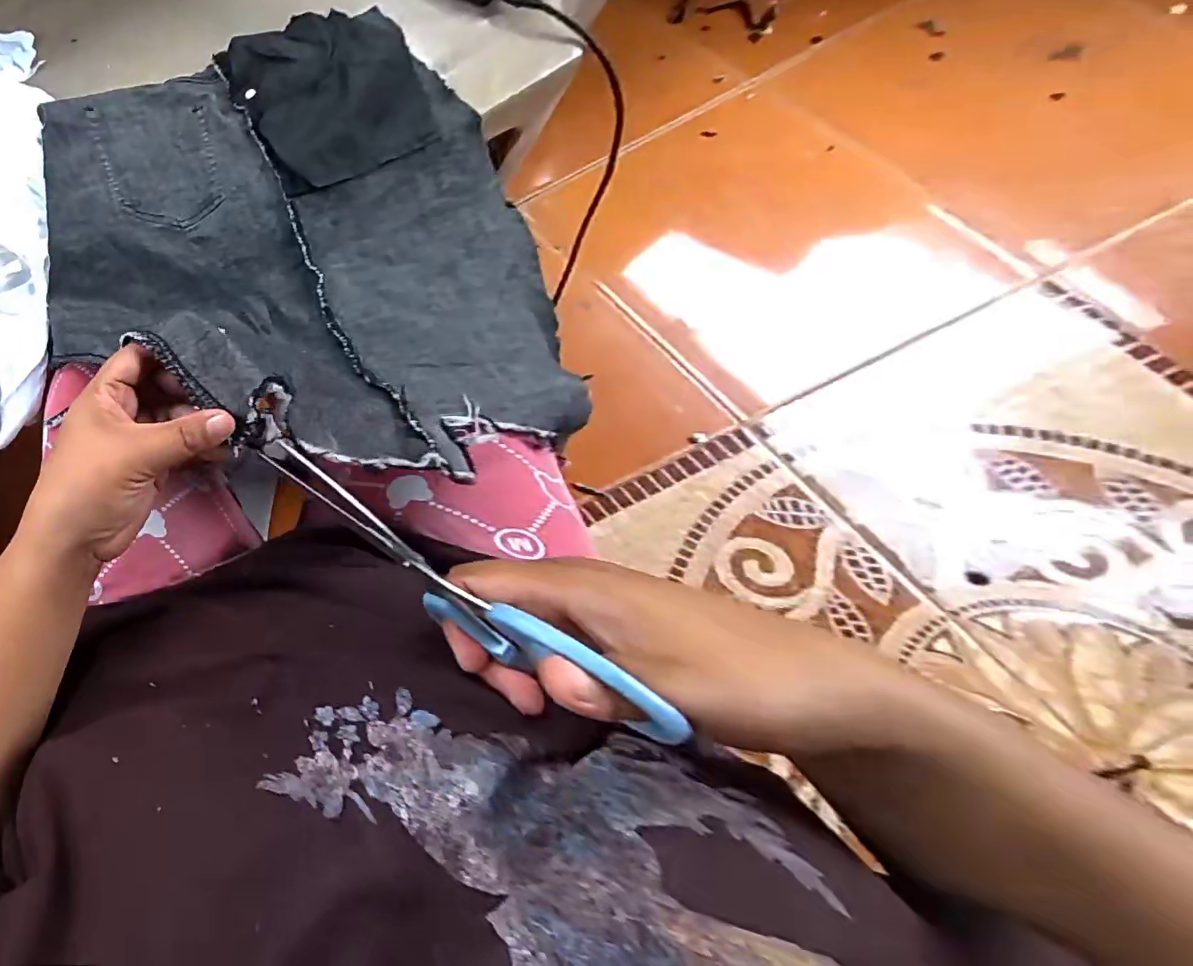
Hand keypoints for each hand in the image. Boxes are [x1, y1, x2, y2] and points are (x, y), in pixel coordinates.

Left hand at [18, 345, 236, 568]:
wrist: (73, 543)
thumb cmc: (91, 483)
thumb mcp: (137, 452)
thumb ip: (184, 434)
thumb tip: (229, 418)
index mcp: (105, 396)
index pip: (137, 358)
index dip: (166, 353)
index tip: (205, 354)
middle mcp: (122, 412)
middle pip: (161, 387)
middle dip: (192, 389)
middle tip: (228, 389)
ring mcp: (137, 439)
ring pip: (173, 418)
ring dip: (200, 421)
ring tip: (234, 420)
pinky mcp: (151, 465)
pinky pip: (179, 447)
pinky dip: (200, 447)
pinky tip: (225, 448)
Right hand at [442, 558, 928, 755]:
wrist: (824, 684)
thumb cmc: (741, 678)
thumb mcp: (665, 691)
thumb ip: (594, 686)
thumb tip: (544, 681)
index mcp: (575, 584)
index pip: (479, 580)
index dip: (460, 619)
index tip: (482, 672)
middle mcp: (575, 582)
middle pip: (494, 602)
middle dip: (492, 650)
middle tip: (527, 702)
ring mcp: (594, 601)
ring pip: (523, 619)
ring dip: (521, 662)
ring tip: (556, 704)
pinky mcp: (612, 622)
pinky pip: (554, 633)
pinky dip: (548, 663)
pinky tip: (578, 693)